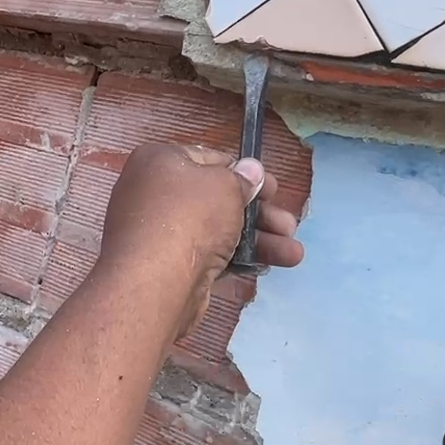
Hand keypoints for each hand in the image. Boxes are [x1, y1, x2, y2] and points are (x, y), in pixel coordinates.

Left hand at [95, 143, 303, 340]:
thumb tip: (250, 170)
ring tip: (293, 254)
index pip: (208, 160)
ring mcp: (158, 231)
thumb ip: (241, 179)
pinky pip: (206, 254)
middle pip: (215, 198)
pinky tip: (267, 266)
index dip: (244, 173)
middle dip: (258, 212)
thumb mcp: (225, 186)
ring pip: (215, 229)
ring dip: (256, 239)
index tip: (272, 188)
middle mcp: (152, 193)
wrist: (154, 284)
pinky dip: (235, 258)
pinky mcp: (166, 264)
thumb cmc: (189, 218)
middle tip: (289, 225)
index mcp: (158, 162)